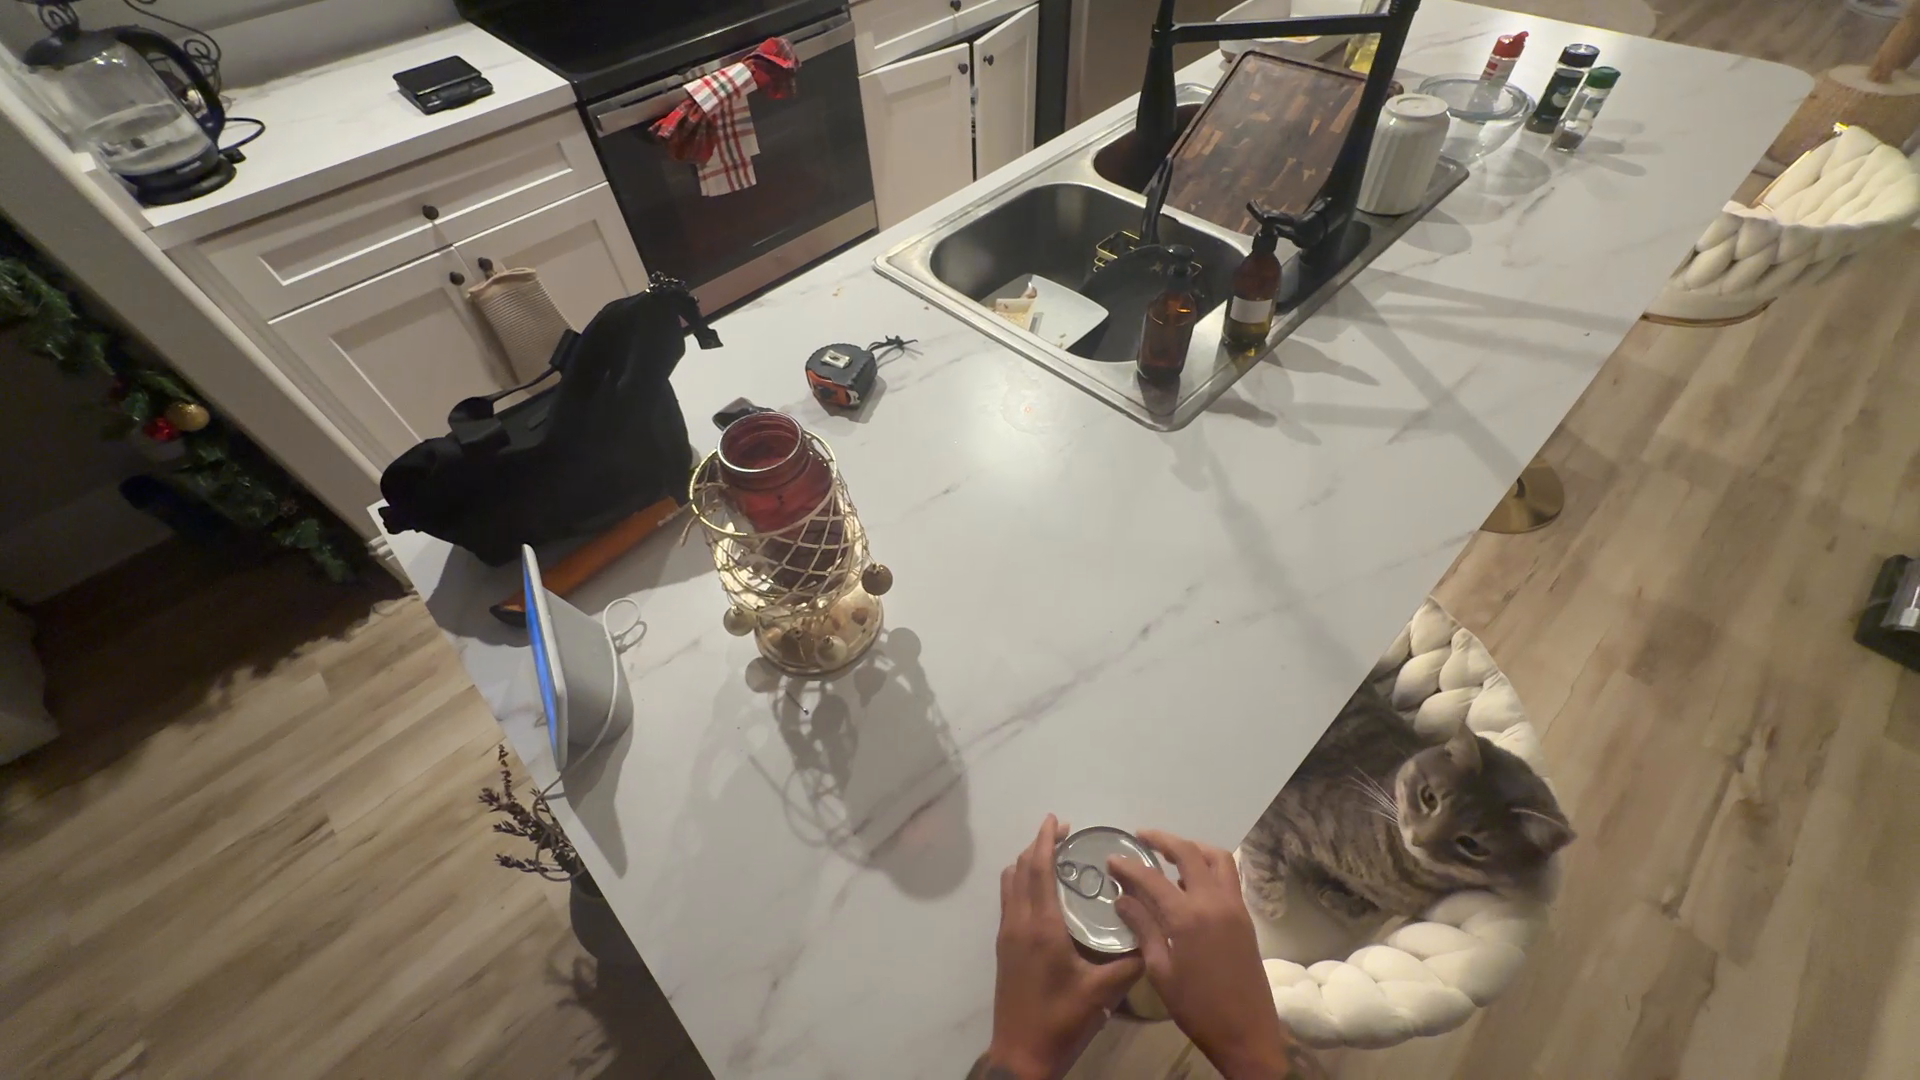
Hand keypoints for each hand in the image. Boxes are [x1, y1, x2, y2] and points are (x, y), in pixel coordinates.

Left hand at [983, 815, 1143, 1079]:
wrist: (1020, 1054)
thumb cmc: (1061, 1020)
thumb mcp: (1101, 994)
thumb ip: (1128, 963)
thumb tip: (1151, 938)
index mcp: (1041, 926)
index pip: (1038, 869)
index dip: (1046, 840)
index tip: (1057, 820)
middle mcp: (1019, 921)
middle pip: (1021, 868)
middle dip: (1038, 845)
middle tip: (1062, 834)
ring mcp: (1007, 933)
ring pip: (1010, 882)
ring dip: (1027, 862)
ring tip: (1051, 858)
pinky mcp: (1004, 946)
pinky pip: (1008, 899)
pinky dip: (1021, 881)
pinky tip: (1042, 892)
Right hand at [1107, 830, 1323, 1079]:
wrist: (1248, 1036)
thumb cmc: (1198, 1008)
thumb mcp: (1161, 971)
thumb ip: (1143, 928)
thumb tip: (1122, 898)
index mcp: (1188, 917)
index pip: (1152, 878)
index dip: (1128, 865)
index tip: (1112, 858)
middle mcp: (1214, 902)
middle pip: (1188, 852)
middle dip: (1162, 839)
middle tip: (1141, 837)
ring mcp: (1234, 907)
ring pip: (1216, 857)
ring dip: (1192, 847)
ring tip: (1169, 852)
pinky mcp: (1245, 916)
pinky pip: (1228, 876)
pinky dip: (1208, 865)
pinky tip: (1191, 878)